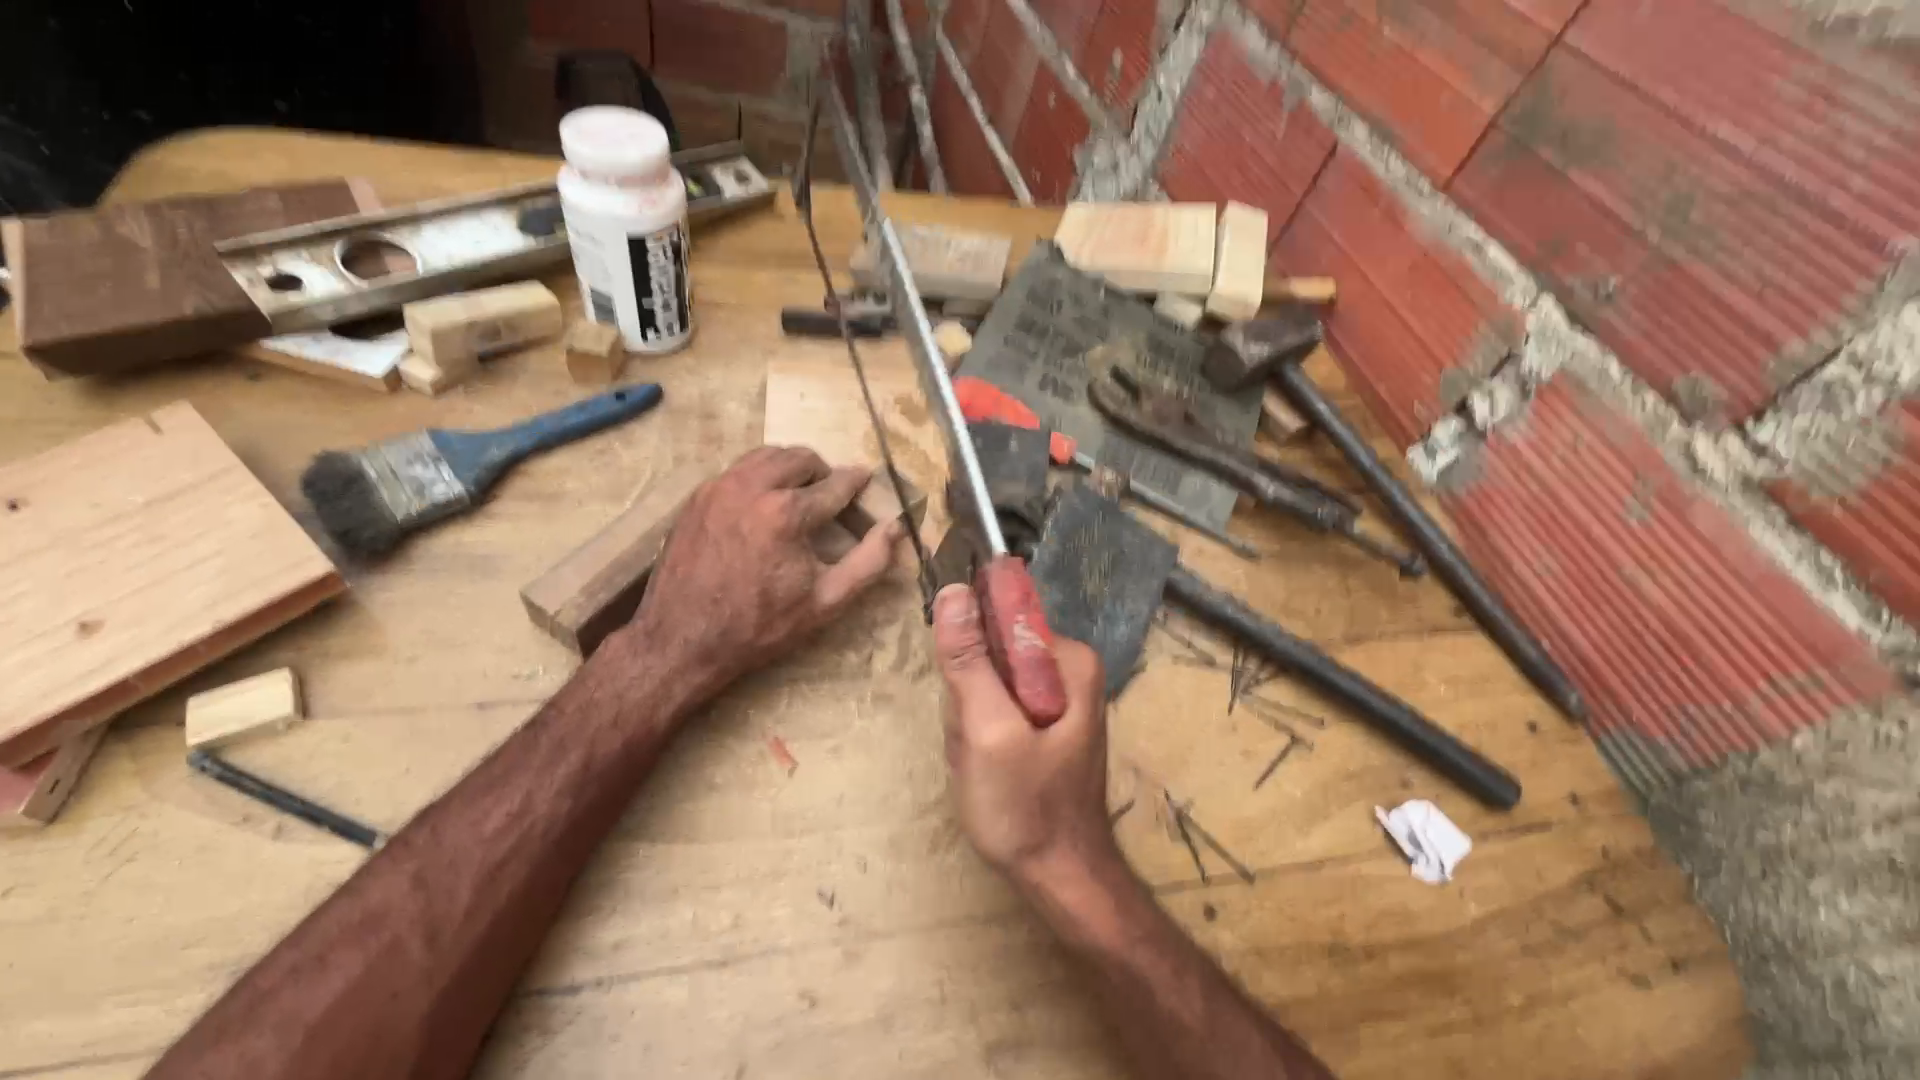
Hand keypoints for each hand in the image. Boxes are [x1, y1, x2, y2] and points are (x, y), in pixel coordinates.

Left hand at [625, 446, 904, 701]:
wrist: (683, 639)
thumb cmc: (760, 626)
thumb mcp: (825, 602)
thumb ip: (868, 562)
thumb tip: (895, 528)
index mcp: (788, 512)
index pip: (835, 484)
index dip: (856, 482)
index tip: (866, 478)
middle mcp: (752, 487)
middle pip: (800, 457)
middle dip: (823, 469)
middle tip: (831, 491)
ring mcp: (720, 488)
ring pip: (766, 455)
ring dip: (790, 466)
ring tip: (799, 491)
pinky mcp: (698, 497)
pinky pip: (737, 470)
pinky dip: (759, 476)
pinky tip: (763, 504)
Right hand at [932, 583, 1115, 887]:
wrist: (1060, 877)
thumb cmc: (1025, 808)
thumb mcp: (987, 730)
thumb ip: (968, 660)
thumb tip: (954, 590)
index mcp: (1068, 658)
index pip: (997, 618)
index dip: (968, 656)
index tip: (965, 702)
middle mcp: (1068, 668)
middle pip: (988, 653)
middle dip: (968, 699)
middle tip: (974, 743)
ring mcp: (1056, 697)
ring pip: (984, 684)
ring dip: (969, 723)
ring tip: (980, 762)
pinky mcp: (1043, 722)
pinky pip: (994, 710)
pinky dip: (979, 738)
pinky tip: (986, 769)